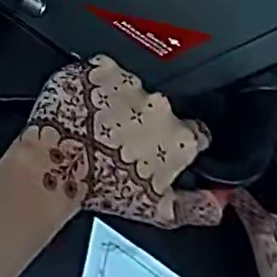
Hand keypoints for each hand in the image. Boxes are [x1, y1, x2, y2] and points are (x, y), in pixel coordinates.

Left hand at [19, 56, 226, 228]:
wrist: (58, 161)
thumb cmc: (103, 185)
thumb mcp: (161, 212)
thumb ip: (199, 206)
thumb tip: (218, 199)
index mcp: (180, 137)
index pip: (196, 132)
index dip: (181, 141)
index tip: (165, 145)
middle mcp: (159, 103)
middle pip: (161, 108)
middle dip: (146, 121)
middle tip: (122, 138)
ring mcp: (128, 81)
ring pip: (131, 87)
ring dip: (120, 99)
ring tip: (99, 121)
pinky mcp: (99, 64)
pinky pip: (104, 70)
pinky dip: (97, 82)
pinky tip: (87, 103)